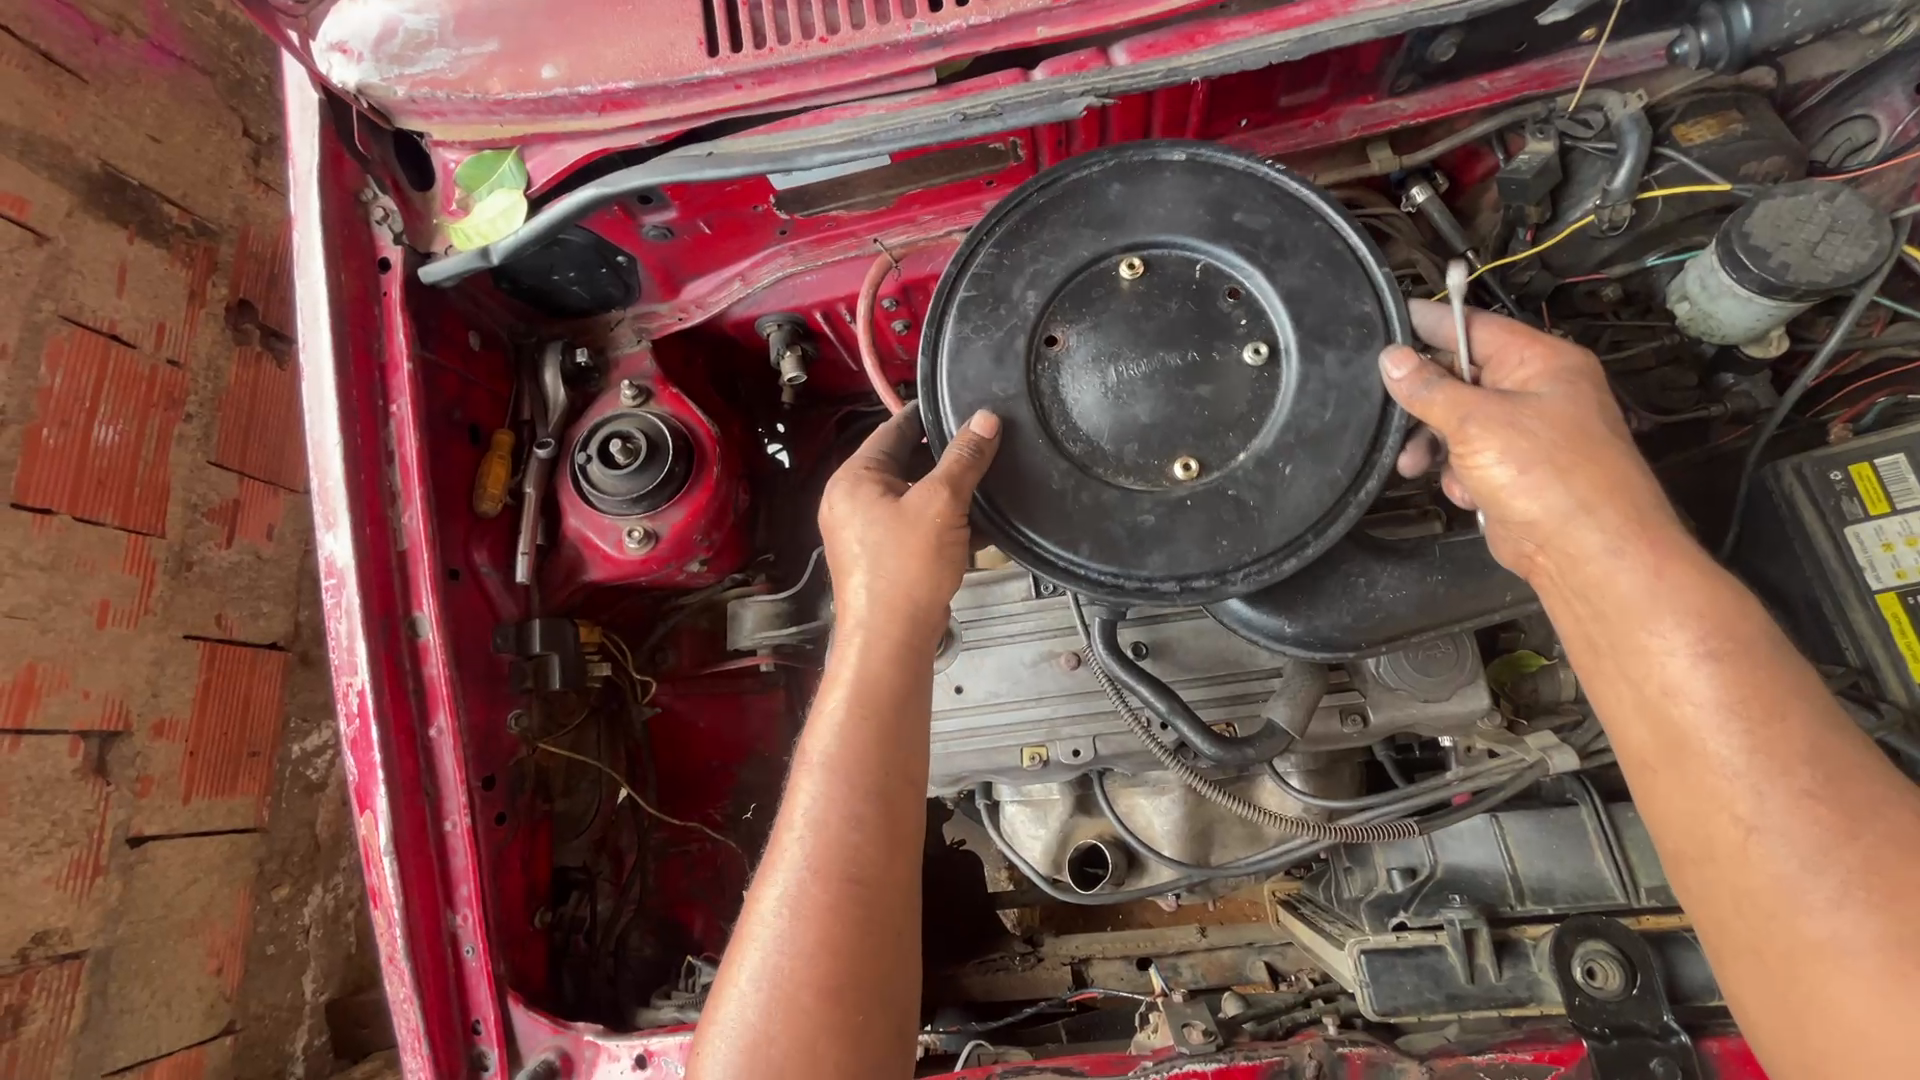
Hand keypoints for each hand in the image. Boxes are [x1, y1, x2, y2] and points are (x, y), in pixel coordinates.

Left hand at [819, 405, 1001, 644]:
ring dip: (949, 496)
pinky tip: (979, 529)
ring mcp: (865, 534)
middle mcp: (852, 502)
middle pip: (905, 464)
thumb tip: (985, 420)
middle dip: (946, 460)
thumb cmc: (905, 569)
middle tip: (983, 448)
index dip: (929, 415)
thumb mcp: (941, 504)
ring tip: (986, 487)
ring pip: (914, 499)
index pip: (893, 429)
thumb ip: (964, 459)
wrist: (891, 641)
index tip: (961, 405)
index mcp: (854, 479)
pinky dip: (943, 526)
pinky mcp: (883, 560)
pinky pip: (916, 529)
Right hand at [1380, 298, 1685, 584]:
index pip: (1474, 327)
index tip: (1388, 319)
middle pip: (1459, 378)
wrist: (1585, 548)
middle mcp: (1535, 391)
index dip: (1429, 323)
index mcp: (1540, 363)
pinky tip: (1462, 490)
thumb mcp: (1475, 422)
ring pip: (1456, 422)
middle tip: (1389, 414)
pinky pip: (1467, 457)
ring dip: (1431, 444)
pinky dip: (1455, 472)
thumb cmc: (1545, 475)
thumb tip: (1392, 357)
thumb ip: (1428, 388)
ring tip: (1415, 465)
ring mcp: (1525, 432)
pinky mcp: (1513, 470)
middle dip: (1423, 402)